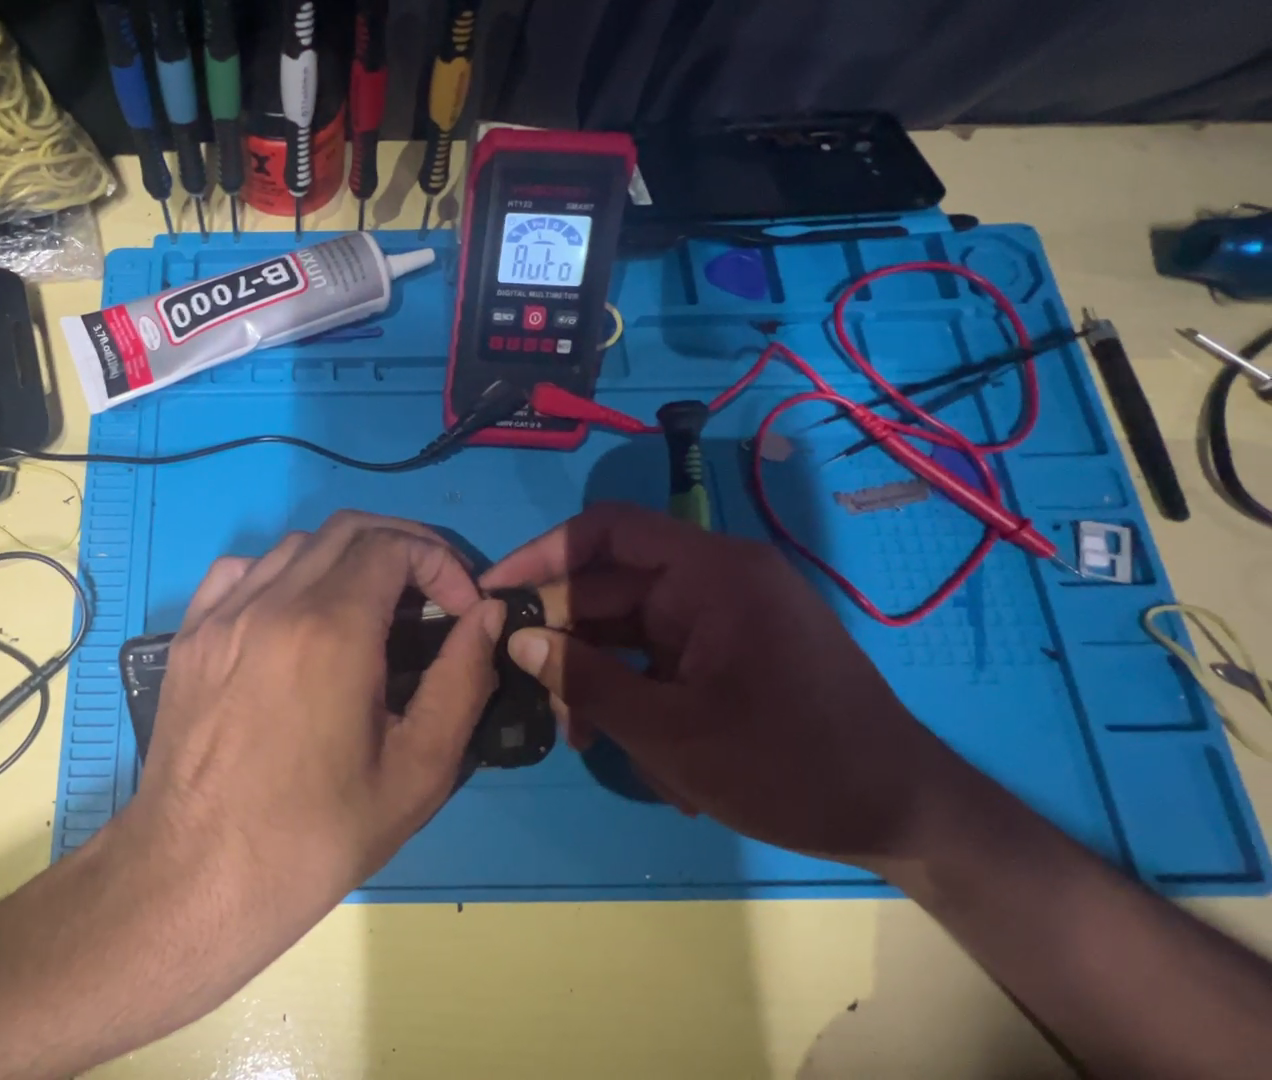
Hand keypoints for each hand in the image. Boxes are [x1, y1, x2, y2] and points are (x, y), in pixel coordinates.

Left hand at [128, 511, 504, 943]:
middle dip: (402, 547)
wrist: (197, 878)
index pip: (393, 546)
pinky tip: (296, 613)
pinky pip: (239, 572)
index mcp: (331, 631)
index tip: (461, 609)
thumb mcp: (417, 773)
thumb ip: (462, 682)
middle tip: (430, 594)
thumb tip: (486, 616)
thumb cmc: (316, 837)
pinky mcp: (190, 638)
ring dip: (345, 558)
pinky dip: (281, 571)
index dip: (440, 563)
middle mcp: (271, 604)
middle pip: (346, 530)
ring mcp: (221, 617)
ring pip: (294, 546)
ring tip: (371, 608)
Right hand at [482, 502, 966, 868]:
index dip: (541, 555)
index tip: (493, 594)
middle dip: (563, 640)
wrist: (902, 816)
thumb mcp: (670, 731)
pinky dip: (633, 696)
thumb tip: (516, 639)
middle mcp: (712, 582)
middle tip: (525, 688)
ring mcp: (719, 619)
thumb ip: (585, 680)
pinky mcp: (725, 654)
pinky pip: (655, 658)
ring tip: (581, 738)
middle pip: (607, 588)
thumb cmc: (789, 765)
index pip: (606, 530)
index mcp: (710, 574)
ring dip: (596, 680)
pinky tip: (631, 750)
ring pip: (625, 631)